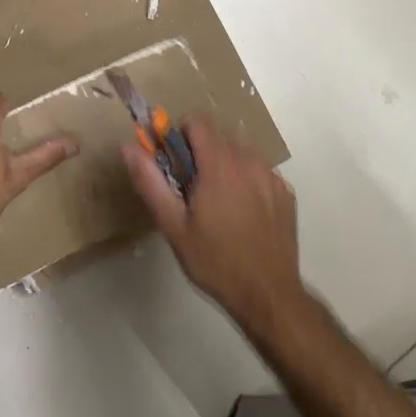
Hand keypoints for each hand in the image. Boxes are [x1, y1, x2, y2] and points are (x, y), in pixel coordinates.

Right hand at [123, 115, 303, 326]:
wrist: (268, 295)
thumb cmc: (215, 261)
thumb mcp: (173, 226)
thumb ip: (150, 182)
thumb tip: (129, 147)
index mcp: (220, 165)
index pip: (199, 121)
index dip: (181, 135)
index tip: (175, 162)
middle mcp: (249, 162)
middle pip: (220, 135)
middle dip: (202, 151)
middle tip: (192, 187)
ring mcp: (272, 177)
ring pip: (242, 152)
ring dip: (226, 164)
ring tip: (218, 202)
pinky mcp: (286, 193)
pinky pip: (261, 171)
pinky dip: (247, 180)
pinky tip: (243, 213)